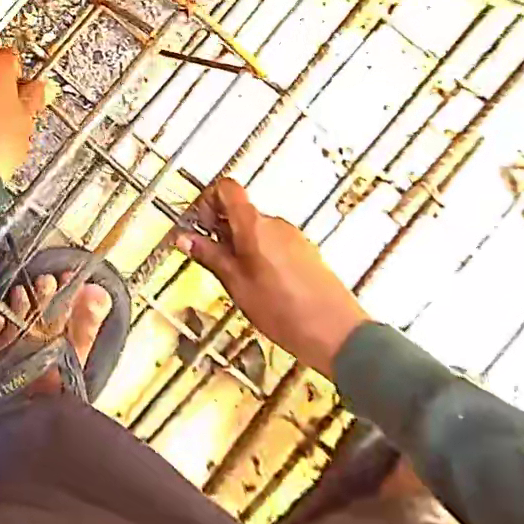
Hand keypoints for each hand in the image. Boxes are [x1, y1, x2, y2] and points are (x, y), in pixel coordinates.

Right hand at [173, 178, 368, 374]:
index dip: (208, 200)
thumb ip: (210, 256)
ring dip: (240, 244)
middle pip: (240, 210)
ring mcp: (293, 237)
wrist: (338, 335)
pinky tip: (261, 285)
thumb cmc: (287, 311)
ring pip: (256, 228)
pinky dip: (260, 254)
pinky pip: (273, 242)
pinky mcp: (305, 252)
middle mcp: (275, 223)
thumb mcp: (236, 284)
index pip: (226, 188)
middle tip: (212, 257)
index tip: (200, 224)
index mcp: (254, 225)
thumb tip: (185, 238)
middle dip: (221, 229)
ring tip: (238, 279)